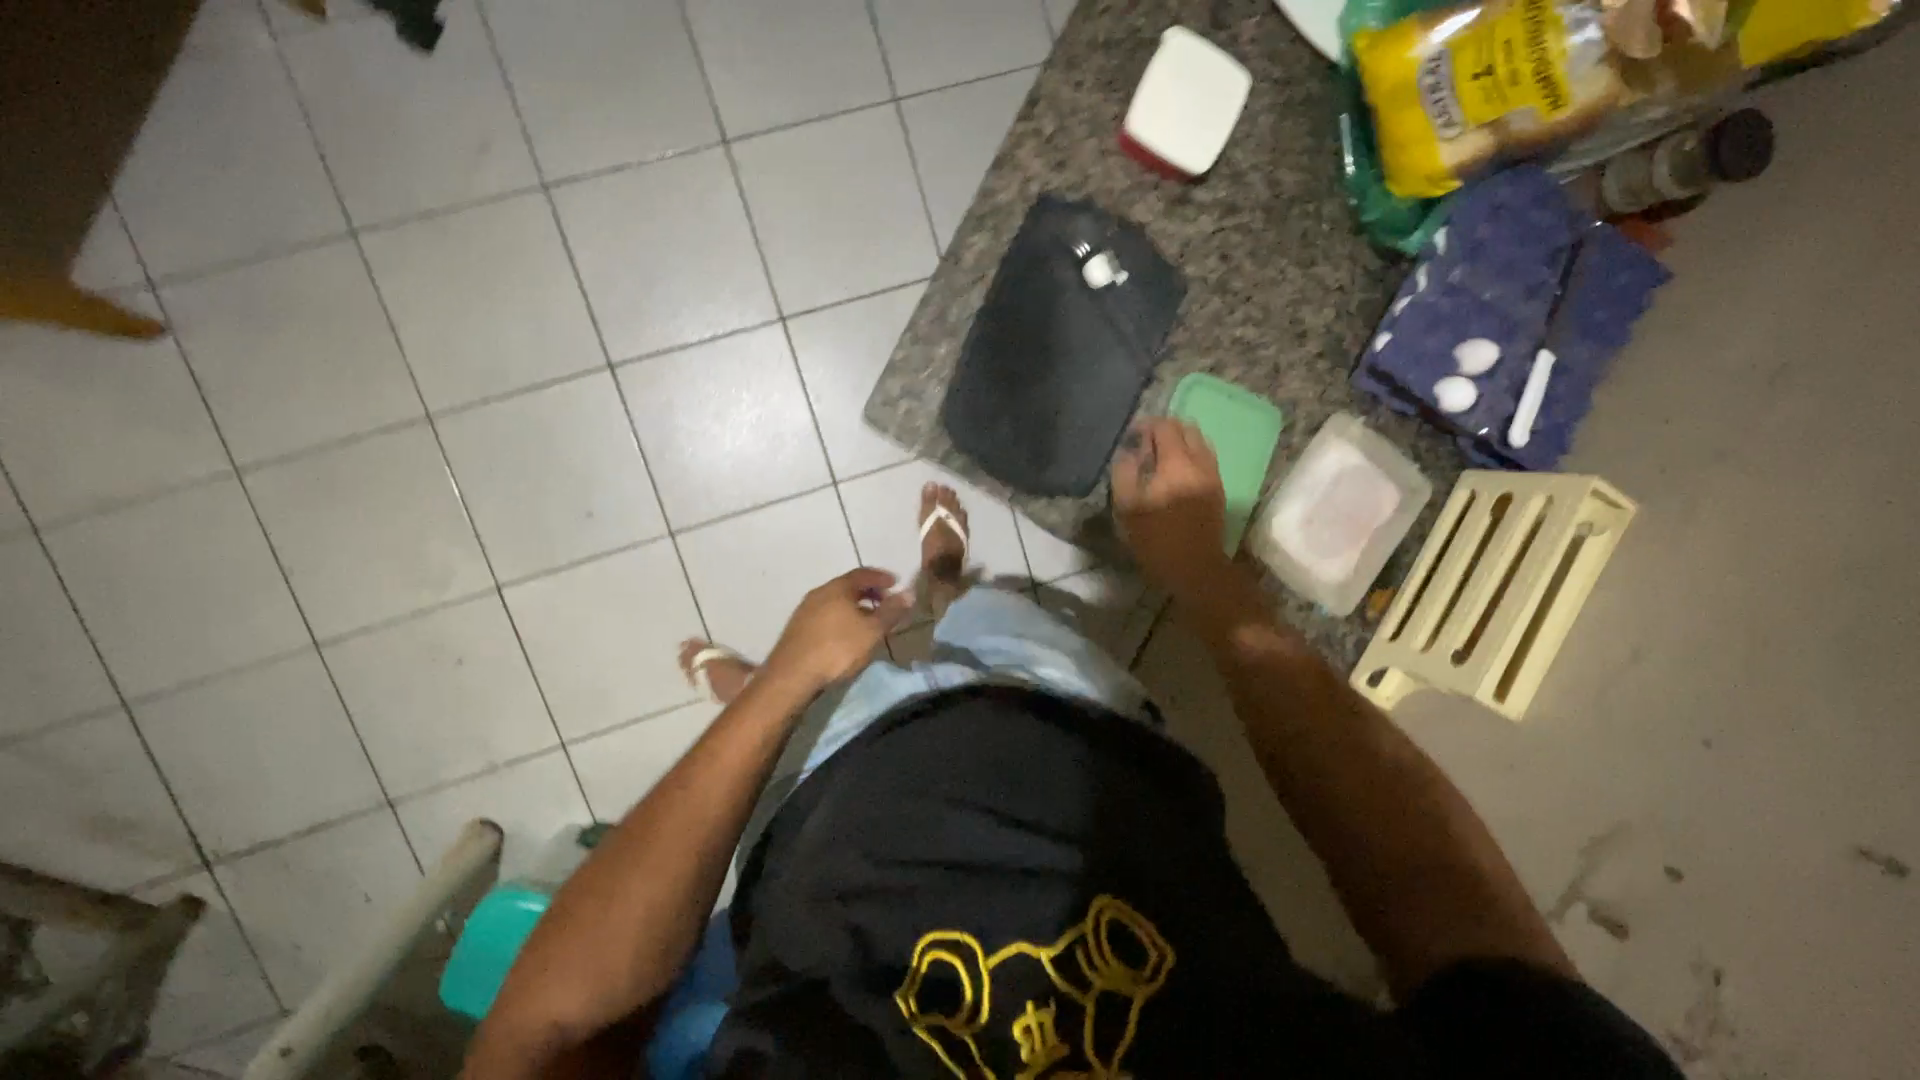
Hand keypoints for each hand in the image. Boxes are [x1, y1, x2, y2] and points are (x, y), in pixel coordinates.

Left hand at [763, 568, 914, 691]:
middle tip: (885, 603)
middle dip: (869, 592)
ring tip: (868, 621)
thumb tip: (910, 592)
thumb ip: (891, 611)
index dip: (881, 577)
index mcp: (837, 588)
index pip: (862, 573)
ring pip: (835, 602)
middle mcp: (819, 593)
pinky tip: (846, 634)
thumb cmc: (837, 649)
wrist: (792, 675)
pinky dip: (841, 617)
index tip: (895, 583)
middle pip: (847, 587)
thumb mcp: (872, 631)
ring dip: (854, 607)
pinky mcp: (797, 628)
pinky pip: (825, 614)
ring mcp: (805, 610)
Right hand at [1111, 418, 1235, 601]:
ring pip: (1200, 440)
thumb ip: (1125, 472)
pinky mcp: (1218, 487)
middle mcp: (1199, 461)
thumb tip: (1128, 451)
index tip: (1131, 436)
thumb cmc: (1156, 540)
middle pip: (1186, 427)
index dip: (1146, 425)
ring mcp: (1212, 474)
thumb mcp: (1127, 508)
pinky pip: (1206, 457)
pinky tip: (1176, 471)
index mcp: (1175, 463)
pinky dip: (1191, 454)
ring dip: (1180, 440)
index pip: (1164, 426)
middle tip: (1146, 443)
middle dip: (1165, 429)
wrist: (1195, 568)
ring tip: (1161, 456)